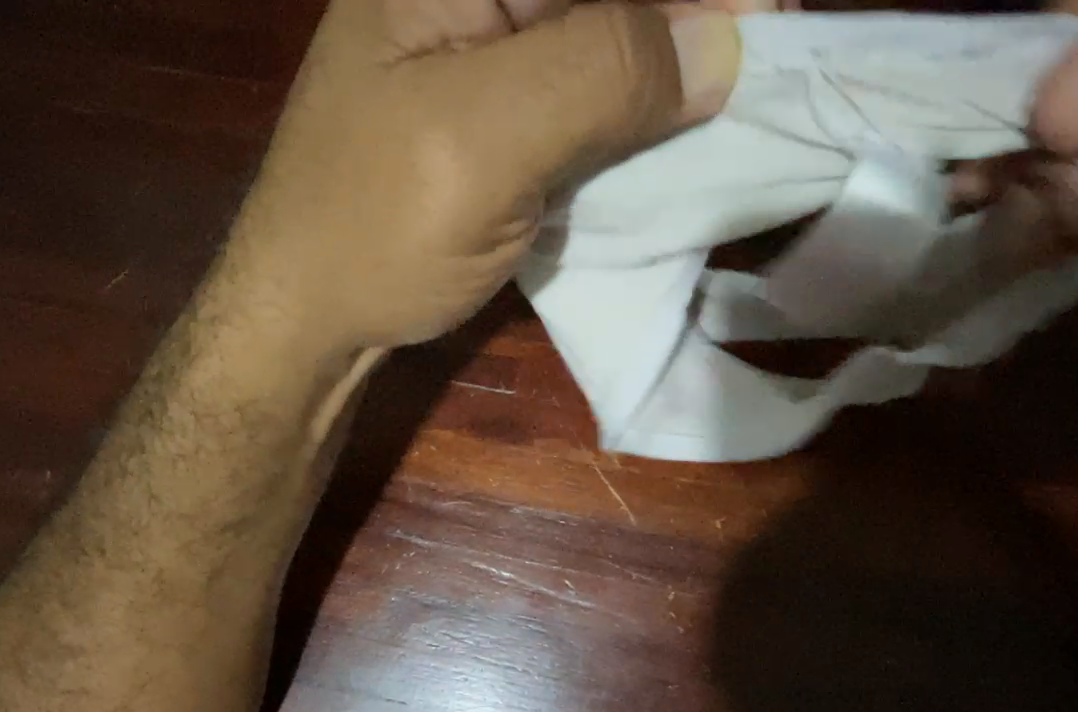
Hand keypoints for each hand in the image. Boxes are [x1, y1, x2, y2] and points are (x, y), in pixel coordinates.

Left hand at [220, 0, 741, 351]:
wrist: (309, 317)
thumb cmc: (370, 228)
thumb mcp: (482, 140)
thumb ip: (600, 73)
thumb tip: (721, 44)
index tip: (768, 17)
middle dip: (686, 25)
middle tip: (764, 66)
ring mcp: (485, 57)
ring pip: (606, 41)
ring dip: (670, 70)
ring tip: (739, 101)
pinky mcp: (502, 119)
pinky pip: (590, 97)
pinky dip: (639, 115)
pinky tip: (680, 132)